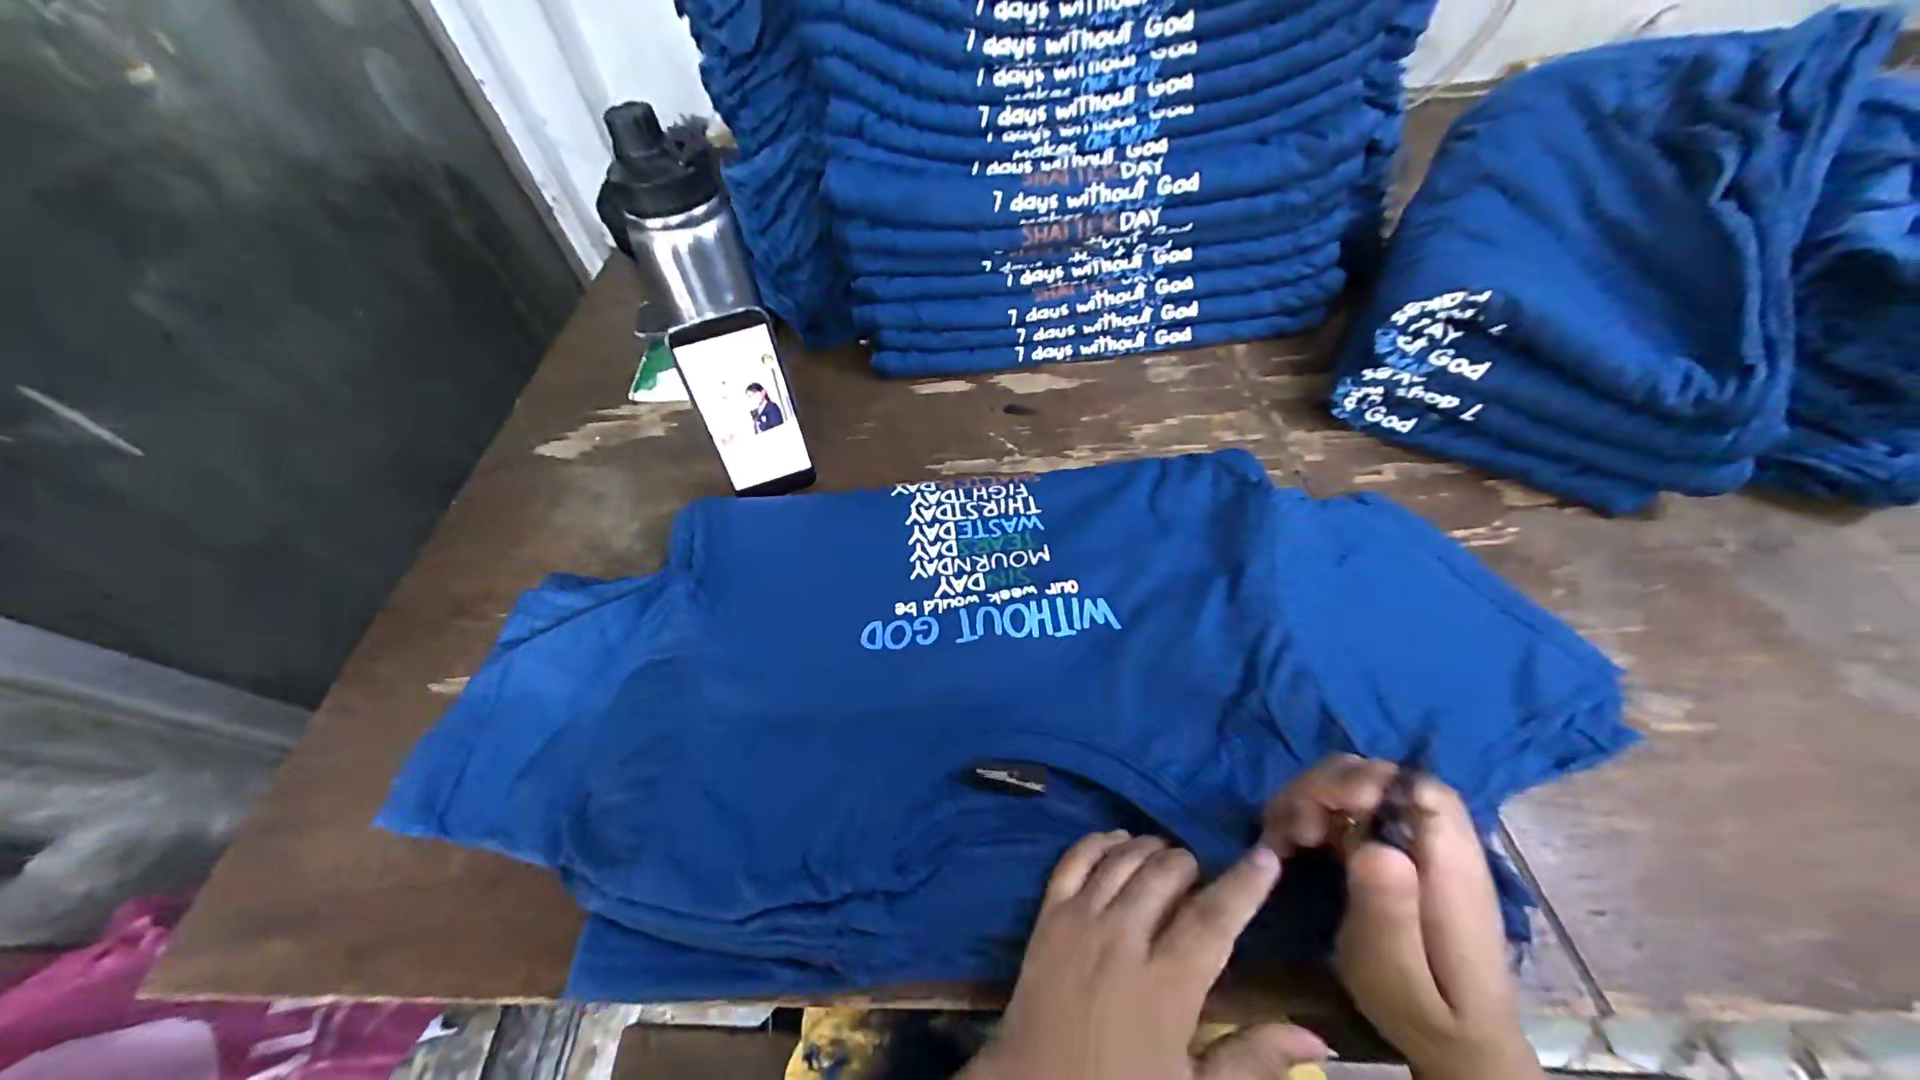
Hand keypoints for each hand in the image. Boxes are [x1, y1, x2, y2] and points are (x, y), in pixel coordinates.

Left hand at [960, 831, 1327, 1079]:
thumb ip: (1251, 1060)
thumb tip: (1314, 1036)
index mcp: (1165, 985)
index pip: (1213, 919)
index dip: (1244, 885)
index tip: (1266, 855)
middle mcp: (1122, 939)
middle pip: (1164, 875)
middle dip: (1191, 864)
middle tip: (1202, 876)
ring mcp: (1080, 921)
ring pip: (1122, 860)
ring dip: (1149, 849)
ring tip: (1166, 858)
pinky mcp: (1046, 917)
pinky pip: (1073, 861)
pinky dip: (1098, 843)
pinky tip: (1115, 841)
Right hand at [1262, 756, 1541, 1079]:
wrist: (1454, 1045)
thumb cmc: (1428, 1015)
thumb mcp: (1400, 976)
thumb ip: (1390, 914)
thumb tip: (1377, 846)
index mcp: (1449, 864)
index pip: (1420, 787)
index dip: (1372, 779)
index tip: (1336, 807)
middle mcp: (1429, 842)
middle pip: (1375, 776)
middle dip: (1326, 786)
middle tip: (1298, 830)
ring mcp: (1403, 845)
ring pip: (1351, 786)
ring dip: (1309, 799)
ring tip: (1288, 839)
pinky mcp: (1382, 854)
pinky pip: (1342, 812)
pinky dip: (1309, 813)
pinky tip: (1290, 842)